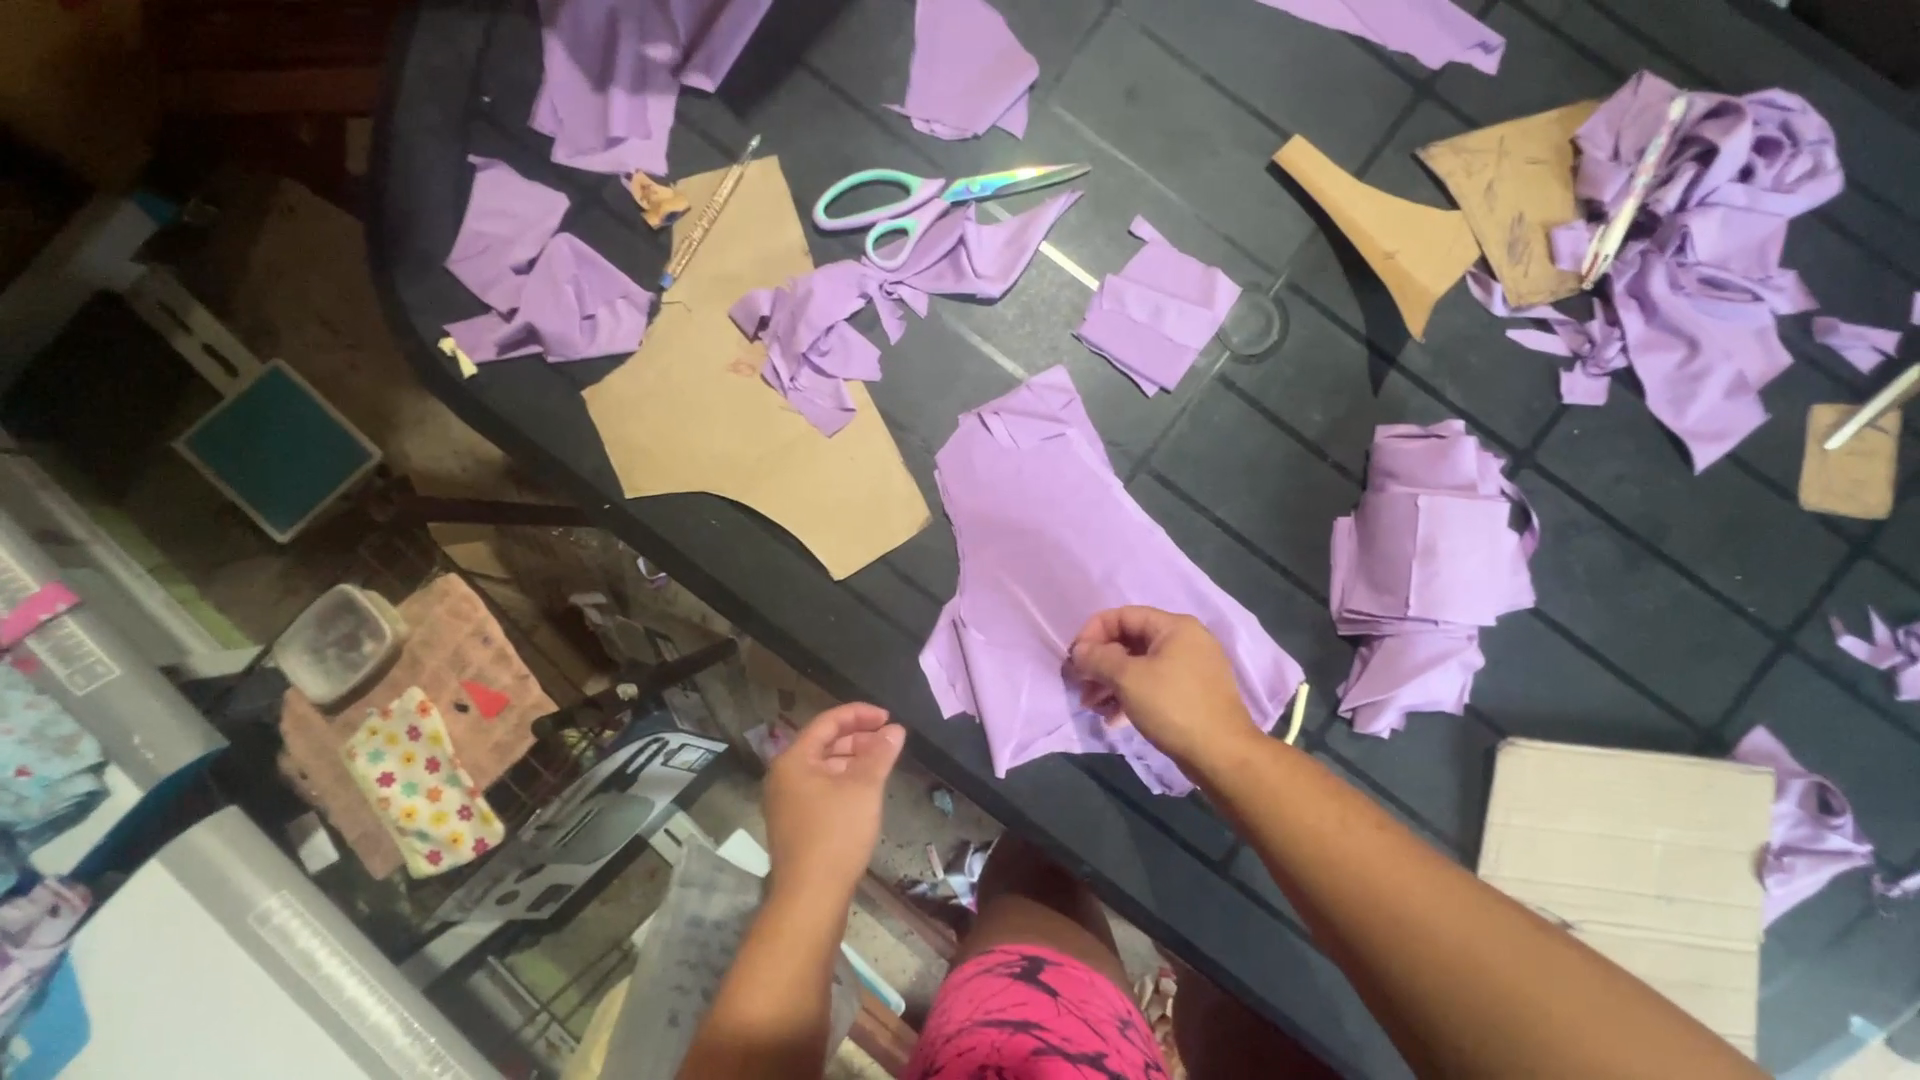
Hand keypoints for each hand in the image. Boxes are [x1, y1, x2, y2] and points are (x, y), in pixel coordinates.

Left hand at [763, 703, 905, 905]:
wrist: (811, 896)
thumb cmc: (836, 834)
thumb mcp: (864, 788)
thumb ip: (880, 753)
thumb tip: (895, 730)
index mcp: (793, 760)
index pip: (827, 723)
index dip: (859, 714)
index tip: (888, 717)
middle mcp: (784, 776)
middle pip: (823, 744)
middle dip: (858, 738)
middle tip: (889, 740)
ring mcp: (787, 802)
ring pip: (823, 768)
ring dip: (853, 761)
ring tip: (883, 764)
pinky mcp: (795, 824)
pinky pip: (821, 789)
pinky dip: (844, 782)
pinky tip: (866, 791)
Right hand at [1068, 606, 1259, 771]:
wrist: (1221, 754)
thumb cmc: (1173, 706)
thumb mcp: (1128, 678)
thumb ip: (1098, 658)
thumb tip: (1079, 651)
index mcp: (1174, 627)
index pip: (1122, 615)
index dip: (1092, 633)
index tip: (1074, 659)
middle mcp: (1184, 641)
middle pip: (1129, 642)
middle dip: (1099, 663)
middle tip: (1079, 686)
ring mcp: (1190, 669)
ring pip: (1139, 667)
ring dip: (1110, 683)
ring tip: (1091, 706)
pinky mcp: (1190, 695)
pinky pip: (1152, 686)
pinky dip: (1129, 697)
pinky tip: (1112, 719)